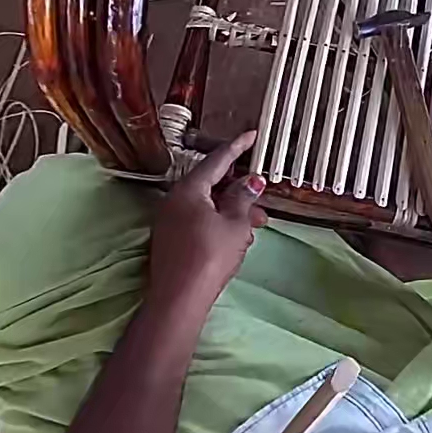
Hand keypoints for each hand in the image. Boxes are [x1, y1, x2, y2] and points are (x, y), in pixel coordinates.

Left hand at [145, 130, 266, 317]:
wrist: (178, 298)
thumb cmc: (209, 255)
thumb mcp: (235, 224)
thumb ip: (243, 198)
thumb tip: (251, 180)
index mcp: (189, 189)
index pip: (216, 160)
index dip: (237, 147)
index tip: (252, 134)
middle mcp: (174, 199)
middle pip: (211, 183)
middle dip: (239, 189)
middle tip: (261, 193)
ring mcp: (169, 220)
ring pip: (207, 205)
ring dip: (232, 210)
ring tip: (256, 224)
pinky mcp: (170, 239)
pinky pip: (198, 220)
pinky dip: (219, 222)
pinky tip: (237, 238)